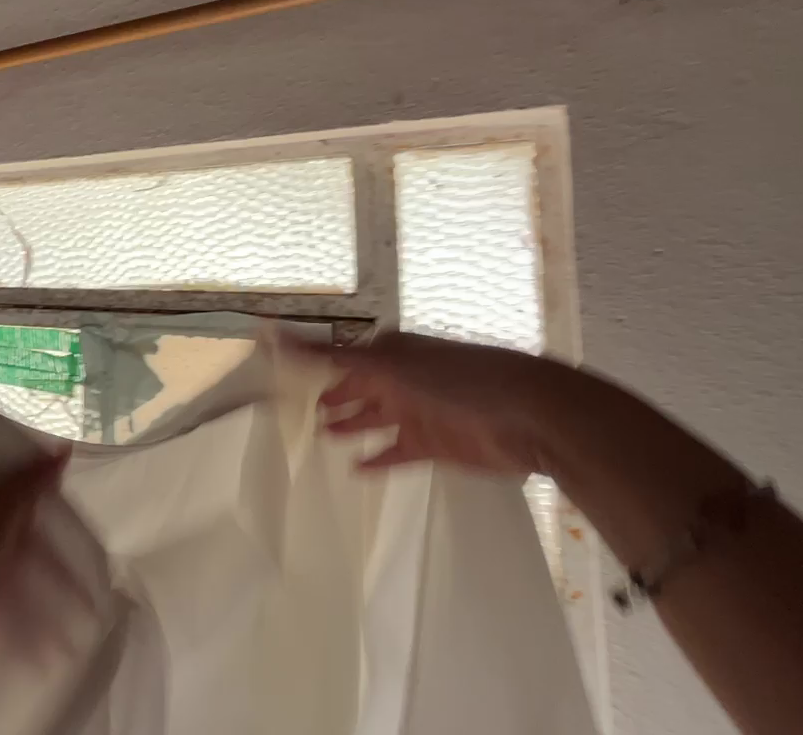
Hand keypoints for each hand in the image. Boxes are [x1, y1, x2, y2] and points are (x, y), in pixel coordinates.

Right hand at [305, 330, 595, 475]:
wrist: (532, 418)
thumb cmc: (455, 380)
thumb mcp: (385, 364)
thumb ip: (330, 356)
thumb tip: (271, 332)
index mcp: (391, 353)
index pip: (346, 357)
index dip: (321, 365)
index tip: (292, 374)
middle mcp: (403, 379)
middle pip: (361, 389)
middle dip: (337, 397)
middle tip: (309, 411)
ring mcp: (420, 413)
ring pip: (377, 420)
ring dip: (354, 427)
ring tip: (325, 437)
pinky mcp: (436, 447)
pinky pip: (398, 454)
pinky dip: (379, 460)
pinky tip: (358, 469)